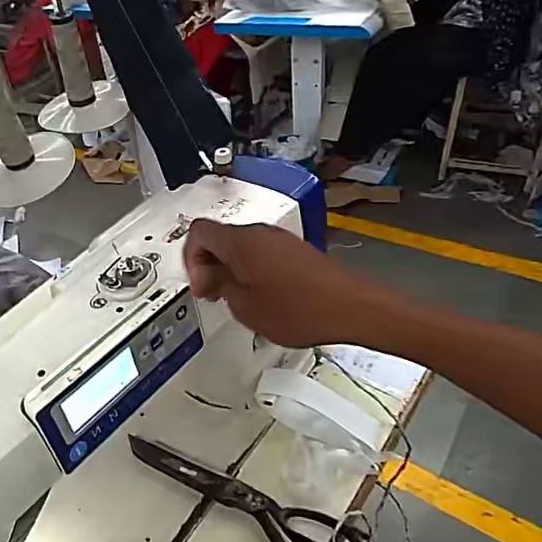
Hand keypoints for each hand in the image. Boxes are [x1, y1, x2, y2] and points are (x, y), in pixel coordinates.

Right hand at [183, 219, 391, 347]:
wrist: (350, 307)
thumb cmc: (303, 308)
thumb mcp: (245, 307)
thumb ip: (219, 286)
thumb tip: (211, 277)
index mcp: (241, 242)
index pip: (199, 233)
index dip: (190, 259)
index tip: (199, 283)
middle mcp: (260, 233)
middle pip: (220, 238)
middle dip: (210, 265)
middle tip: (212, 292)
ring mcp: (280, 240)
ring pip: (242, 247)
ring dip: (231, 269)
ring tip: (236, 299)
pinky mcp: (296, 251)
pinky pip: (262, 254)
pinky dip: (253, 271)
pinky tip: (260, 297)